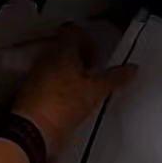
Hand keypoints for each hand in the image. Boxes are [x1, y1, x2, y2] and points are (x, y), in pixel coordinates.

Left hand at [13, 24, 138, 157]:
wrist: (32, 132)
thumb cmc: (60, 105)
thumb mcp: (95, 91)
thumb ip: (114, 78)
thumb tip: (130, 69)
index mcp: (61, 51)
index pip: (73, 31)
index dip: (88, 39)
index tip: (97, 55)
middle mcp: (45, 60)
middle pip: (64, 48)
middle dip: (81, 58)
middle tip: (94, 71)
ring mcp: (36, 76)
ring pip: (55, 65)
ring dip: (70, 73)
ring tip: (84, 89)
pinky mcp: (31, 94)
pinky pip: (48, 83)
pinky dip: (60, 88)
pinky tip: (70, 103)